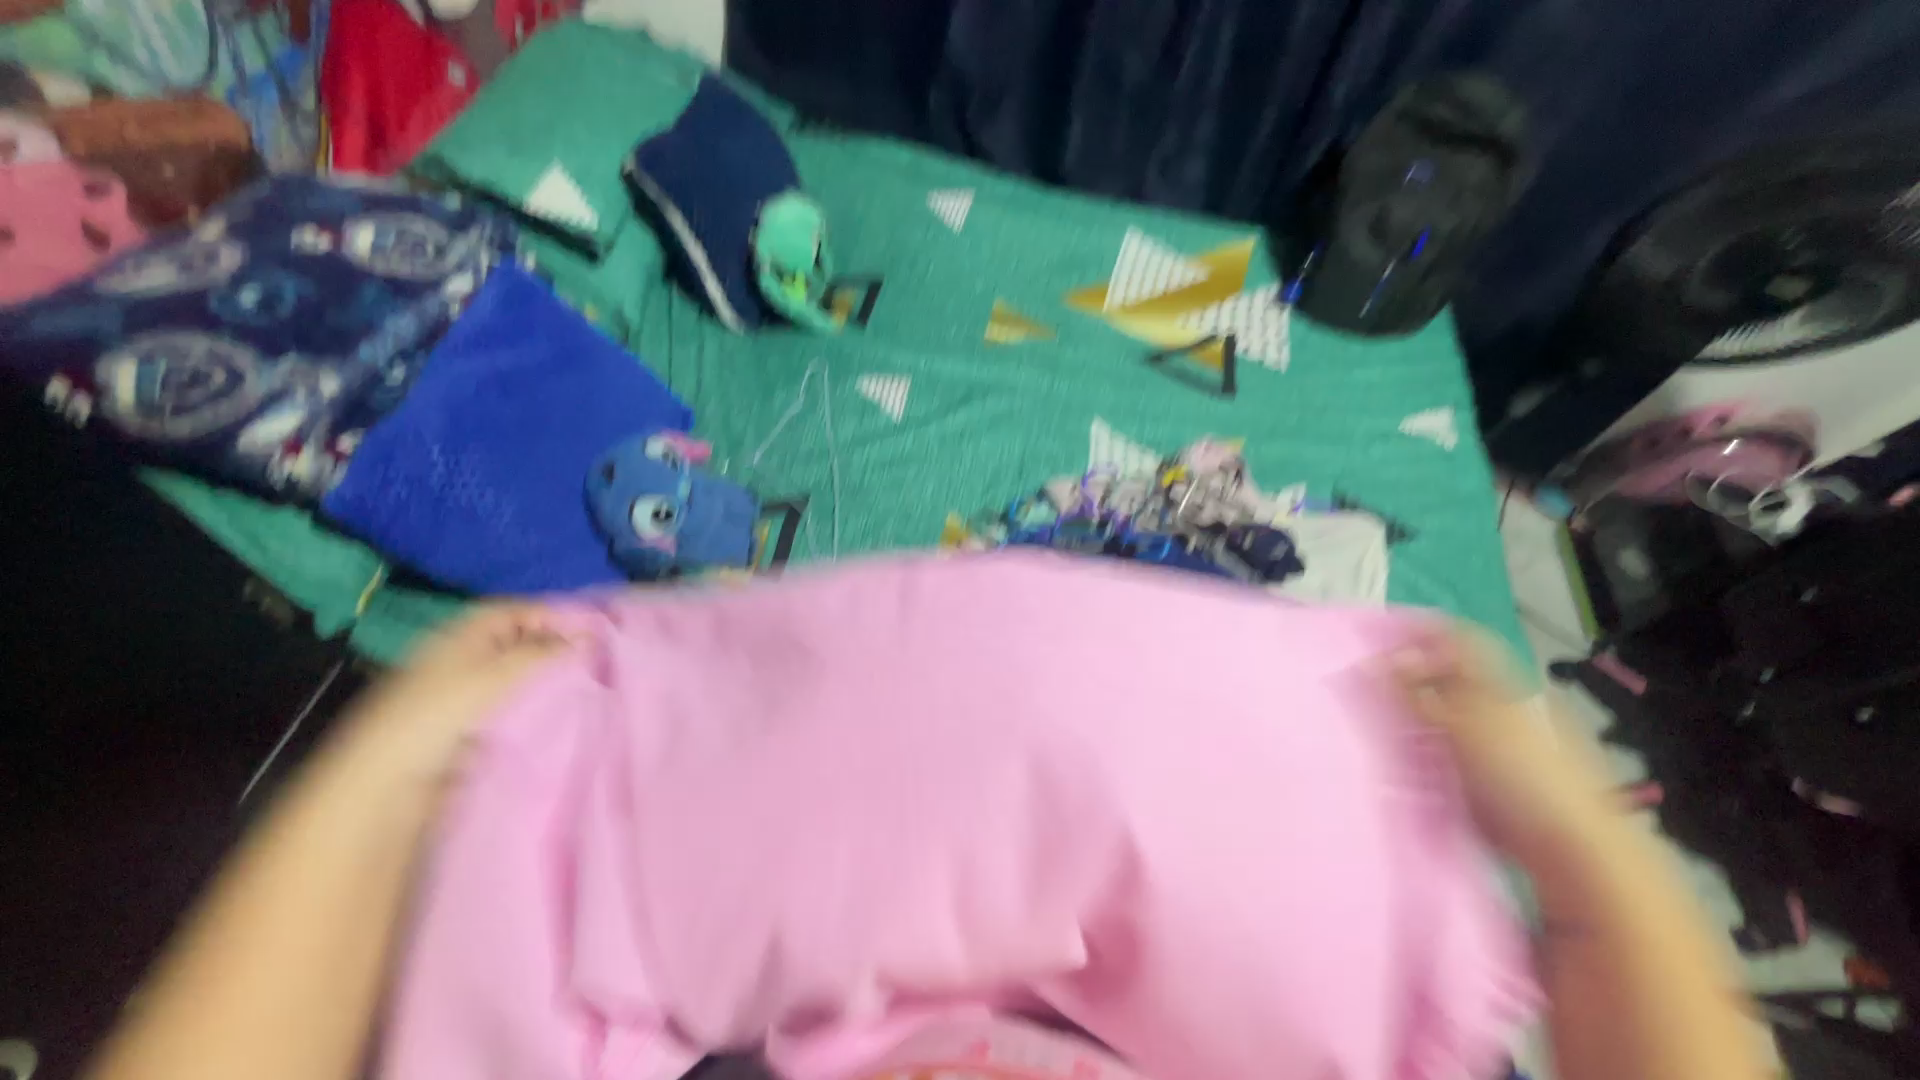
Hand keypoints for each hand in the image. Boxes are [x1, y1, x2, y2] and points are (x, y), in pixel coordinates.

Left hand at [335, 603, 576, 780]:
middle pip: (518, 642)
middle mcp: (462, 657)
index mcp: (461, 634)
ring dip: (547, 680)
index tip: (594, 633)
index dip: (553, 616)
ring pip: (517, 677)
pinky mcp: (468, 728)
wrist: (386, 784)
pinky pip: (511, 708)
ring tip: (588, 687)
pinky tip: (560, 716)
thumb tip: (589, 636)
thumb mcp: (496, 675)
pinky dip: (535, 708)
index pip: (515, 610)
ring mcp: (464, 693)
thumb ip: (545, 653)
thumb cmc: (439, 715)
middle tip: (598, 660)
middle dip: (555, 649)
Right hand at [1385, 625, 1621, 867]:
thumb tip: (1373, 662)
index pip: (1454, 640)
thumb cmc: (1525, 776)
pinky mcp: (1484, 781)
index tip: (1373, 641)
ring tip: (1369, 728)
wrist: (1573, 852)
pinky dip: (1415, 754)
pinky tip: (1394, 763)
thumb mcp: (1467, 724)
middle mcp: (1500, 707)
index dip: (1415, 634)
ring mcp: (1494, 746)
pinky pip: (1439, 755)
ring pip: (1437, 717)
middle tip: (1359, 687)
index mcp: (1503, 683)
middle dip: (1401, 679)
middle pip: (1442, 678)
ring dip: (1404, 719)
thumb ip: (1418, 692)